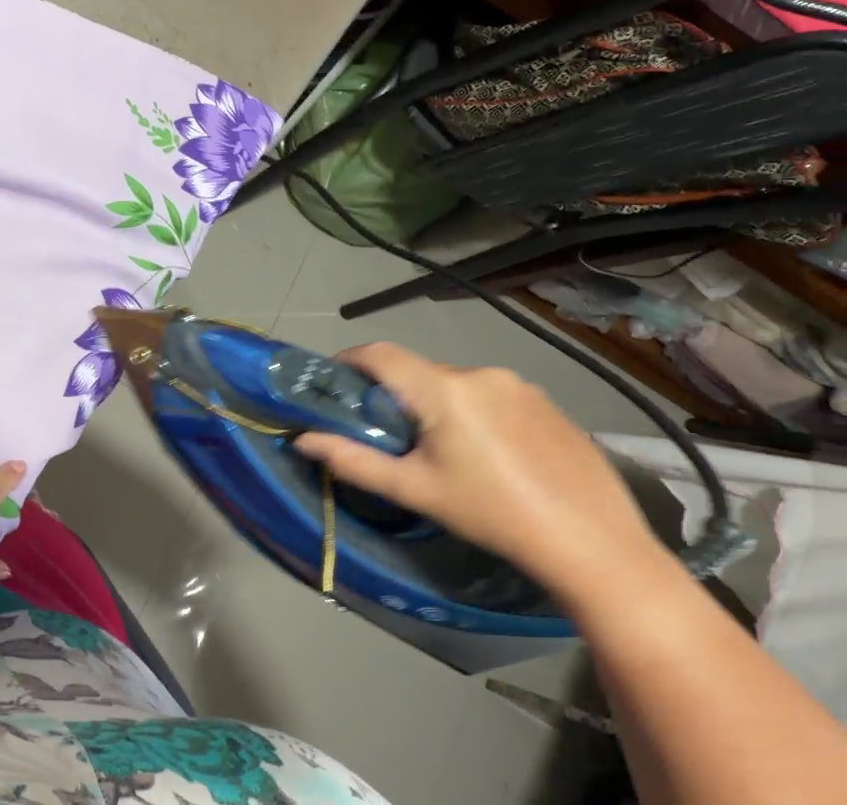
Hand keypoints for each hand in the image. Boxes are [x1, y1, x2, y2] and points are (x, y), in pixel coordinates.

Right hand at [291, 343, 665, 595]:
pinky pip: (492, 396)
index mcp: (444, 390)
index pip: (379, 353)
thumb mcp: (413, 490)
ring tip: (438, 450)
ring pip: (455, 384)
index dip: (348, 361)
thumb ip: (352, 460)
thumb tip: (303, 440)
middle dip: (393, 393)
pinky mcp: (549, 405)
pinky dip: (473, 414)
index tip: (331, 384)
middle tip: (384, 433)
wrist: (595, 545)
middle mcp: (482, 375)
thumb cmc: (492, 515)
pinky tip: (485, 456)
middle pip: (417, 371)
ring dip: (434, 404)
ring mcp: (521, 387)